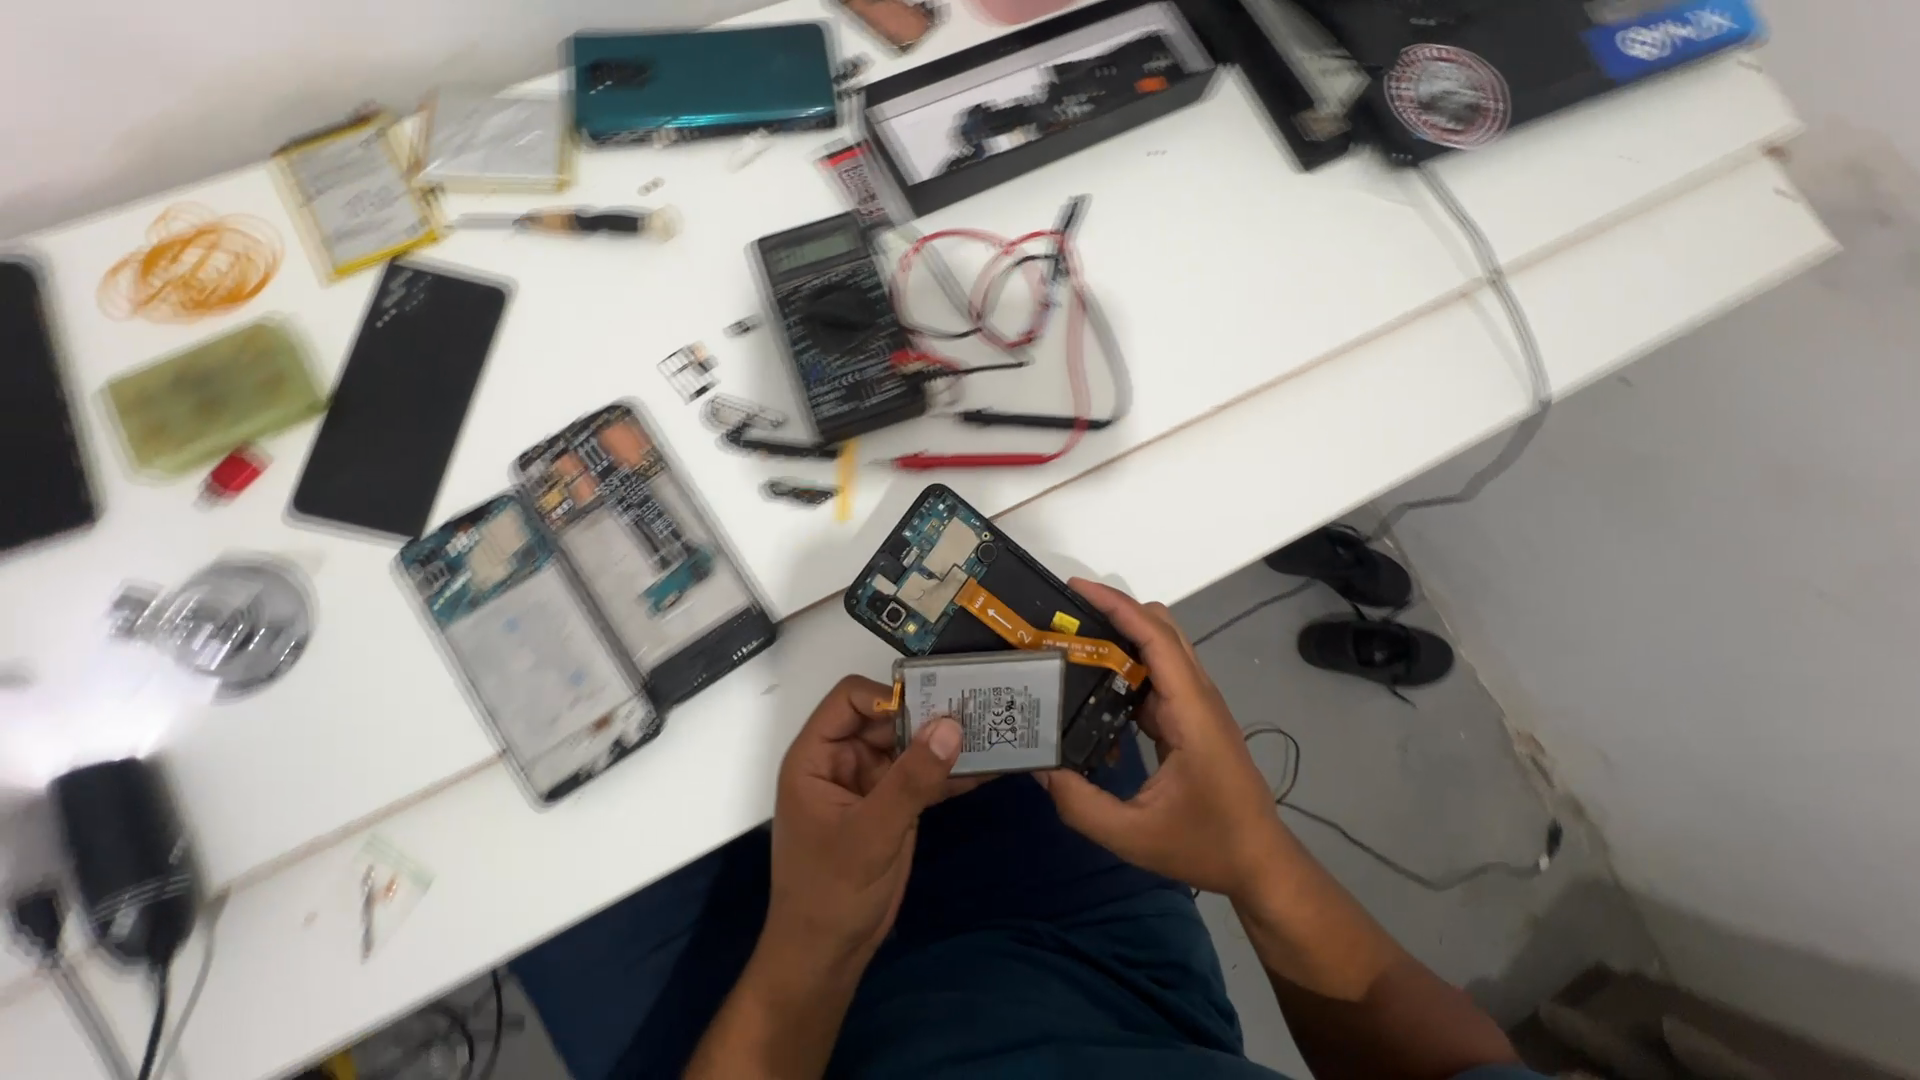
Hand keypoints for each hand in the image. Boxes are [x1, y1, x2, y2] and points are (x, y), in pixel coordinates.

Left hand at [763, 675, 963, 968]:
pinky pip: (922, 778)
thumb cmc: (831, 892)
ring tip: (993, 732)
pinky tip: (988, 768)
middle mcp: (842, 761)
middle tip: (979, 712)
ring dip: (944, 743)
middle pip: (886, 719)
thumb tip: (951, 726)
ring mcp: (869, 784)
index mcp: (816, 757)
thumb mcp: (871, 833)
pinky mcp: (892, 807)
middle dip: (928, 716)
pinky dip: (949, 774)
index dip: (888, 697)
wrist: (828, 954)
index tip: (934, 708)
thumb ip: (911, 780)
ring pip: (909, 746)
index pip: (850, 700)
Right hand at [1036, 579, 1286, 898]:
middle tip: (1065, 616)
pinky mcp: (1192, 721)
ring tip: (1070, 644)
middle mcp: (1198, 697)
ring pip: (1161, 651)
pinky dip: (1126, 669)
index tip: (1075, 589)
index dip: (1117, 606)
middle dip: (1116, 612)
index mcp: (1191, 713)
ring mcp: (1198, 707)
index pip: (1156, 638)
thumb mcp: (1132, 835)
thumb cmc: (1205, 845)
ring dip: (1121, 638)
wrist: (1260, 864)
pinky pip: (1158, 679)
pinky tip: (1093, 689)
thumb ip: (1079, 803)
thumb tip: (1038, 764)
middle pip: (1162, 630)